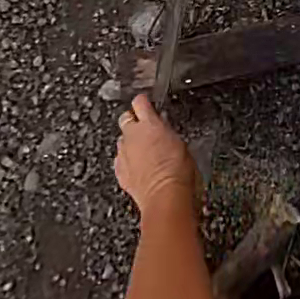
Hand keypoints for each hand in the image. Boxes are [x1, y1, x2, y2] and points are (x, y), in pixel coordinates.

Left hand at [114, 94, 197, 217]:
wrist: (165, 196)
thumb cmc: (177, 171)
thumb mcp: (180, 143)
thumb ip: (166, 131)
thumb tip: (162, 127)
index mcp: (149, 123)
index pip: (140, 102)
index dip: (143, 102)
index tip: (146, 104)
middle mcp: (132, 135)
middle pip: (125, 118)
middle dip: (133, 121)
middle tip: (144, 128)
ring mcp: (124, 153)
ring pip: (122, 140)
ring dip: (130, 143)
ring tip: (144, 152)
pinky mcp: (119, 170)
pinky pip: (120, 160)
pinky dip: (127, 161)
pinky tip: (139, 168)